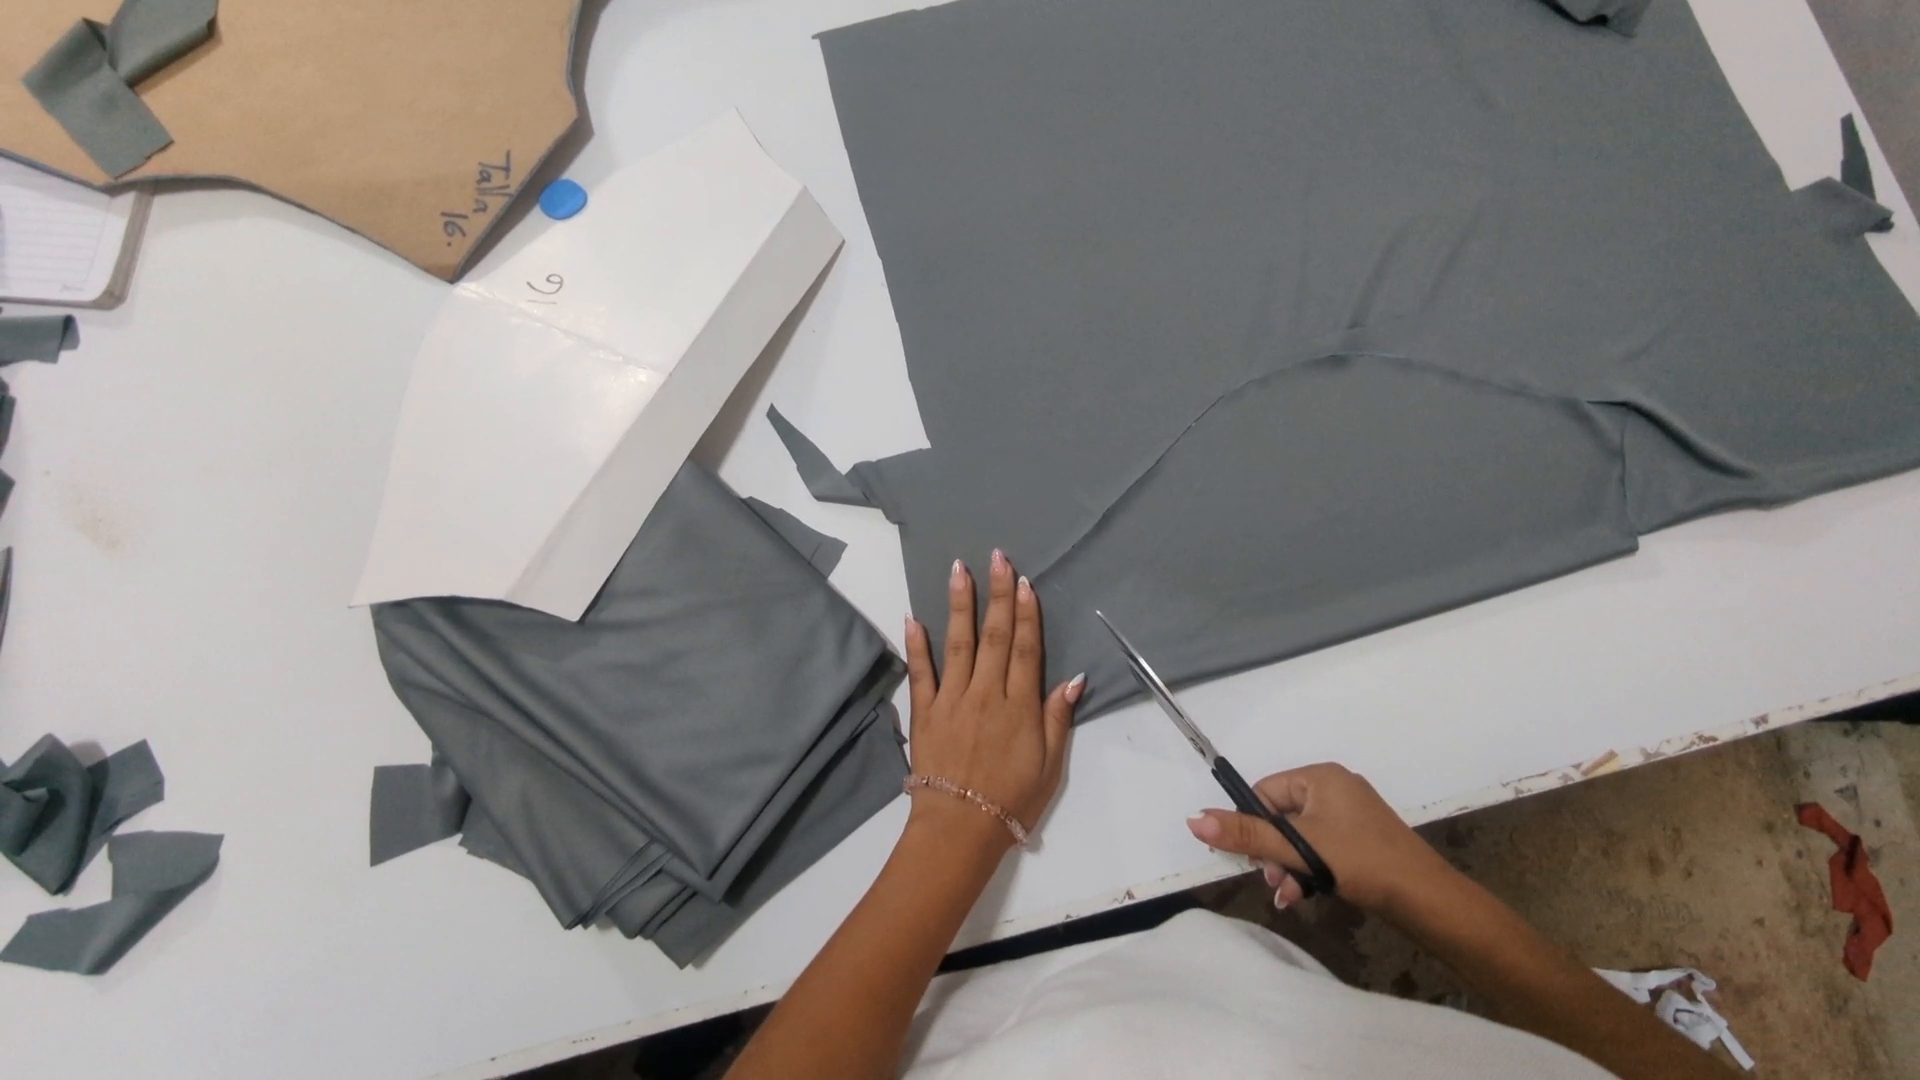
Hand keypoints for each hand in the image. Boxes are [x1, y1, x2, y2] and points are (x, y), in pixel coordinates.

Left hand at [903, 549, 1084, 851]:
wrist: (959, 827)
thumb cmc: (1011, 801)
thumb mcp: (1049, 765)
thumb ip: (1058, 718)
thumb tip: (1074, 678)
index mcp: (1019, 706)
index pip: (1026, 649)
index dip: (1027, 613)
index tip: (1024, 581)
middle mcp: (986, 694)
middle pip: (996, 636)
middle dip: (998, 594)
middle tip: (997, 557)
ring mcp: (952, 700)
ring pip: (958, 644)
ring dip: (960, 605)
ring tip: (959, 569)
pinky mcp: (924, 712)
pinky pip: (920, 673)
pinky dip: (916, 645)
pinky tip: (914, 617)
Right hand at [1186, 763, 1454, 914]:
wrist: (1429, 901)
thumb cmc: (1362, 861)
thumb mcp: (1298, 848)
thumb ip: (1246, 835)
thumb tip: (1194, 821)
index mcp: (1319, 777)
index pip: (1264, 793)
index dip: (1254, 827)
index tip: (1255, 860)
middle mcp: (1334, 788)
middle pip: (1280, 817)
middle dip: (1272, 854)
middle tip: (1275, 883)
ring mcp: (1350, 815)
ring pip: (1299, 838)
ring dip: (1288, 867)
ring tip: (1290, 895)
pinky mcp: (1360, 840)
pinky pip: (1319, 849)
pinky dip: (1309, 870)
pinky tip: (1304, 896)